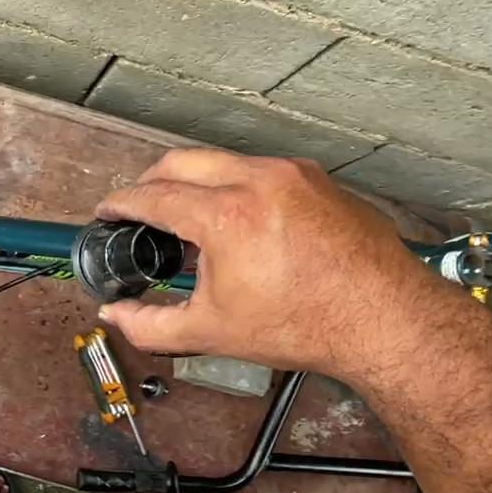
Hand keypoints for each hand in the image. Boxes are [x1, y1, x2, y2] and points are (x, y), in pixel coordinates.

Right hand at [95, 147, 462, 379]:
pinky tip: (232, 218)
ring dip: (191, 180)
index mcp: (226, 216)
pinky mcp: (315, 179)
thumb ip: (149, 325)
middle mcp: (258, 181)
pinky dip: (230, 183)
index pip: (153, 196)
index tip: (107, 210)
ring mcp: (291, 174)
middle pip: (180, 161)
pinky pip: (257, 169)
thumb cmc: (306, 324)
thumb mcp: (211, 332)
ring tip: (183, 216)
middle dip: (149, 180)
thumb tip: (116, 315)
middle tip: (136, 206)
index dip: (120, 204)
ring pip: (220, 160)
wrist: (384, 320)